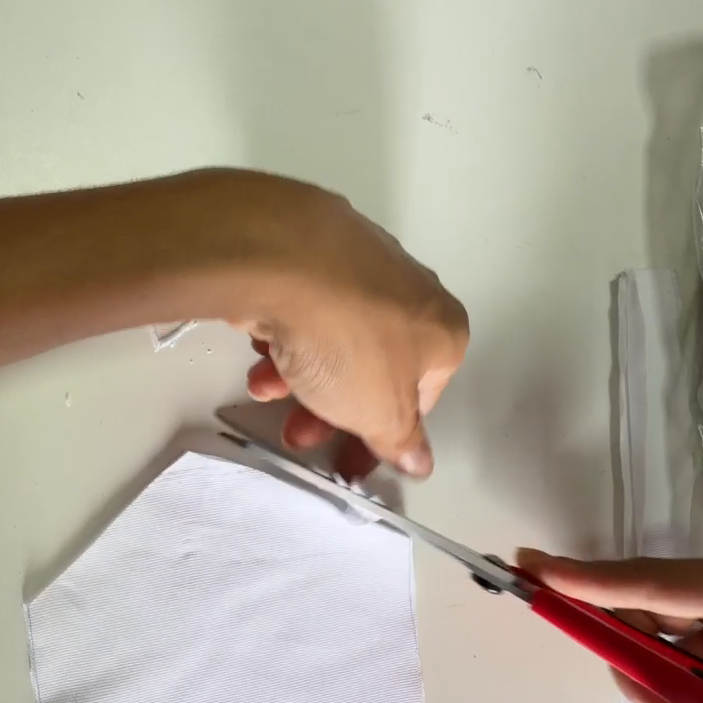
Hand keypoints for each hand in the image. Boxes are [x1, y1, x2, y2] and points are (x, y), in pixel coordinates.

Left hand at [224, 177, 467, 478]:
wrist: (281, 258)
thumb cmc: (346, 343)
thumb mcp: (378, 412)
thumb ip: (400, 440)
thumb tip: (419, 460)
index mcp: (443, 328)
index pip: (422, 397)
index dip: (380, 435)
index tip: (346, 459)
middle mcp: (410, 287)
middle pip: (371, 367)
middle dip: (330, 409)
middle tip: (294, 433)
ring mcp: (361, 259)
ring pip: (334, 335)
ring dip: (298, 374)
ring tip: (263, 386)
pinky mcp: (314, 241)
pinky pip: (306, 301)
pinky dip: (285, 330)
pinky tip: (259, 344)